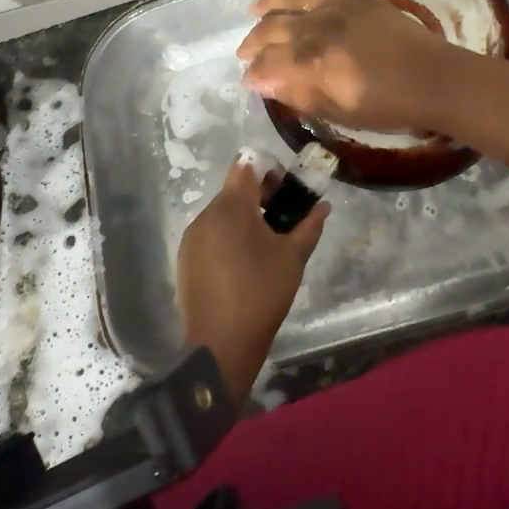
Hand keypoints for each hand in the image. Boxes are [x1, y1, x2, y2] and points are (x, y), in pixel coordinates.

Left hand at [177, 155, 329, 403]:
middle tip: (284, 221)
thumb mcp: (294, 257)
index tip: (287, 192)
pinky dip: (228, 238)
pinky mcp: (185, 259)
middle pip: (234, 189)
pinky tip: (244, 265)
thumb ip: (309, 225)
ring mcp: (191, 238)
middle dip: (261, 197)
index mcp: (231, 206)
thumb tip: (323, 206)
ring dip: (244, 219)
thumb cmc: (262, 293)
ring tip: (266, 247)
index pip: (246, 165)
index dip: (269, 170)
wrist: (222, 343)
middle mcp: (206, 215)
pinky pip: (210, 234)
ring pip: (222, 213)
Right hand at [238, 0, 460, 132]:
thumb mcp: (338, 110)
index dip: (253, 70)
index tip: (244, 78)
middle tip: (243, 52)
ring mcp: (341, 5)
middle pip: (276, 28)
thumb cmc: (386, 104)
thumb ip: (298, 94)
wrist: (433, 79)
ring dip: (273, 1)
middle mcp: (319, 24)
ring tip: (256, 9)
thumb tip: (259, 82)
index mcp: (311, 57)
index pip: (269, 61)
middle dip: (255, 40)